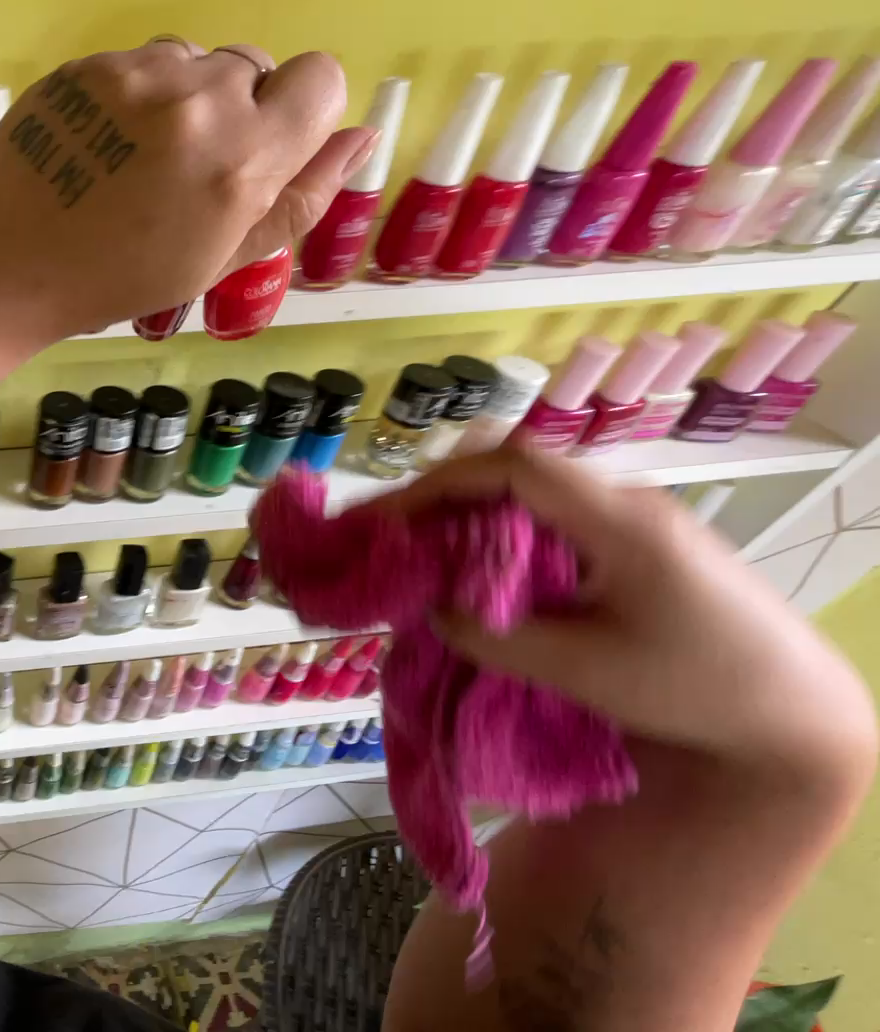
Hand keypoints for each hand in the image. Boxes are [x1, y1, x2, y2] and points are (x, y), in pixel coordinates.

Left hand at [0, 38, 373, 347]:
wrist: (4, 274)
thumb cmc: (114, 284)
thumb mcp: (215, 261)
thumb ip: (297, 200)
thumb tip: (358, 138)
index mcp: (242, 157)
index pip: (320, 78)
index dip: (295, 116)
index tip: (256, 155)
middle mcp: (197, 99)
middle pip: (251, 67)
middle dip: (232, 112)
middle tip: (178, 176)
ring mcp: (133, 76)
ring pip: (190, 61)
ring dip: (179, 99)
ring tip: (131, 163)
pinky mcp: (82, 68)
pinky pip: (132, 64)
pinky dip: (127, 97)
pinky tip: (94, 148)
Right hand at [382, 445, 875, 784]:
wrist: (797, 720)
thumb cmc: (694, 691)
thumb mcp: (577, 669)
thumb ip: (488, 632)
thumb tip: (429, 602)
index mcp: (621, 521)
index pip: (512, 465)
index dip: (438, 482)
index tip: (387, 520)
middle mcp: (625, 502)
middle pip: (511, 467)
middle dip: (437, 493)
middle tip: (387, 534)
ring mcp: (631, 518)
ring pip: (524, 489)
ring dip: (463, 511)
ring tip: (417, 549)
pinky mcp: (629, 541)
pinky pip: (544, 514)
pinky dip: (493, 529)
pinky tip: (473, 566)